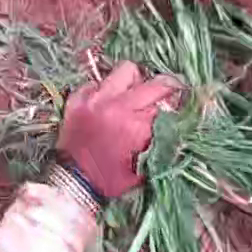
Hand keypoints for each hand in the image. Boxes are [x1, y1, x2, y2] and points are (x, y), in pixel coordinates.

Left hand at [57, 61, 178, 198]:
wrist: (72, 181)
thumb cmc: (110, 179)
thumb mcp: (143, 167)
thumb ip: (161, 144)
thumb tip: (175, 123)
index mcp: (137, 127)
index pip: (168, 106)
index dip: (176, 105)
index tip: (179, 105)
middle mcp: (118, 107)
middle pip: (154, 84)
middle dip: (166, 88)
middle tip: (167, 92)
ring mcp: (96, 99)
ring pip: (126, 70)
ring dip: (135, 81)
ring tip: (134, 92)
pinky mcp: (78, 98)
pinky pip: (98, 81)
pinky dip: (105, 89)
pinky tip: (107, 102)